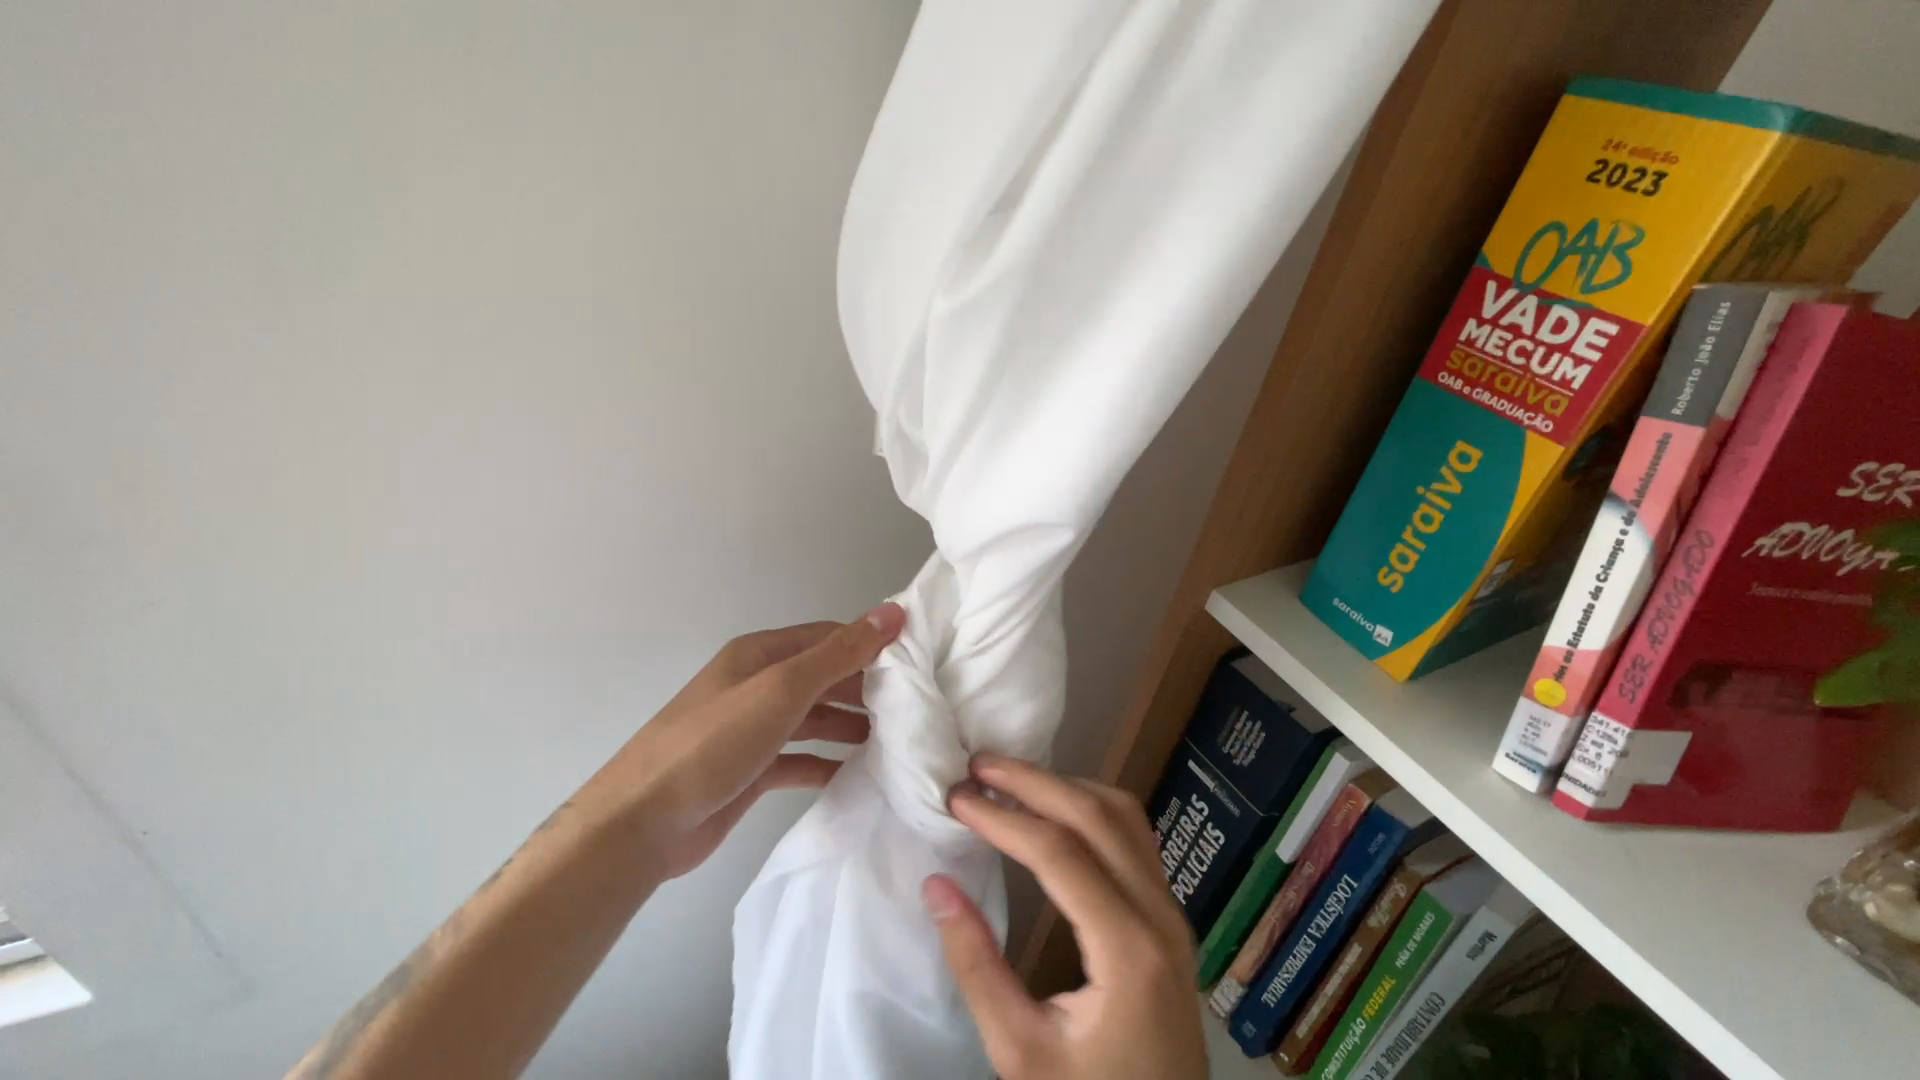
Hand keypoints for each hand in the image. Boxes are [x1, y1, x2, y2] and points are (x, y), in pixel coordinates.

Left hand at [576, 602, 905, 879]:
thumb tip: (892, 612)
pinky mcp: (752, 771)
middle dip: (865, 689)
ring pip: (814, 719)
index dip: (870, 646)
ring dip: (851, 727)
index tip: (918, 664)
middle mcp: (757, 686)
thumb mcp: (781, 689)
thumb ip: (838, 654)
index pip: (827, 638)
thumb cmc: (715, 742)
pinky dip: (828, 763)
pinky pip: (801, 759)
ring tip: (897, 742)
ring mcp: (753, 730)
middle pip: (822, 678)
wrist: (645, 821)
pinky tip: (859, 775)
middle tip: (915, 709)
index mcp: (760, 655)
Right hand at [924, 755, 1207, 1079]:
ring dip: (1067, 787)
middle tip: (978, 764)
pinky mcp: (1170, 920)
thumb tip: (936, 886)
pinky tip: (1054, 811)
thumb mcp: (1019, 1051)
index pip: (1061, 853)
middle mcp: (1161, 916)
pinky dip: (1090, 809)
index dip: (1003, 817)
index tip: (956, 797)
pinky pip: (1135, 839)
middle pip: (1099, 816)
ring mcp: (1173, 915)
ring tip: (1010, 779)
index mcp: (1128, 950)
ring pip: (1126, 817)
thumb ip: (977, 965)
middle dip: (1035, 781)